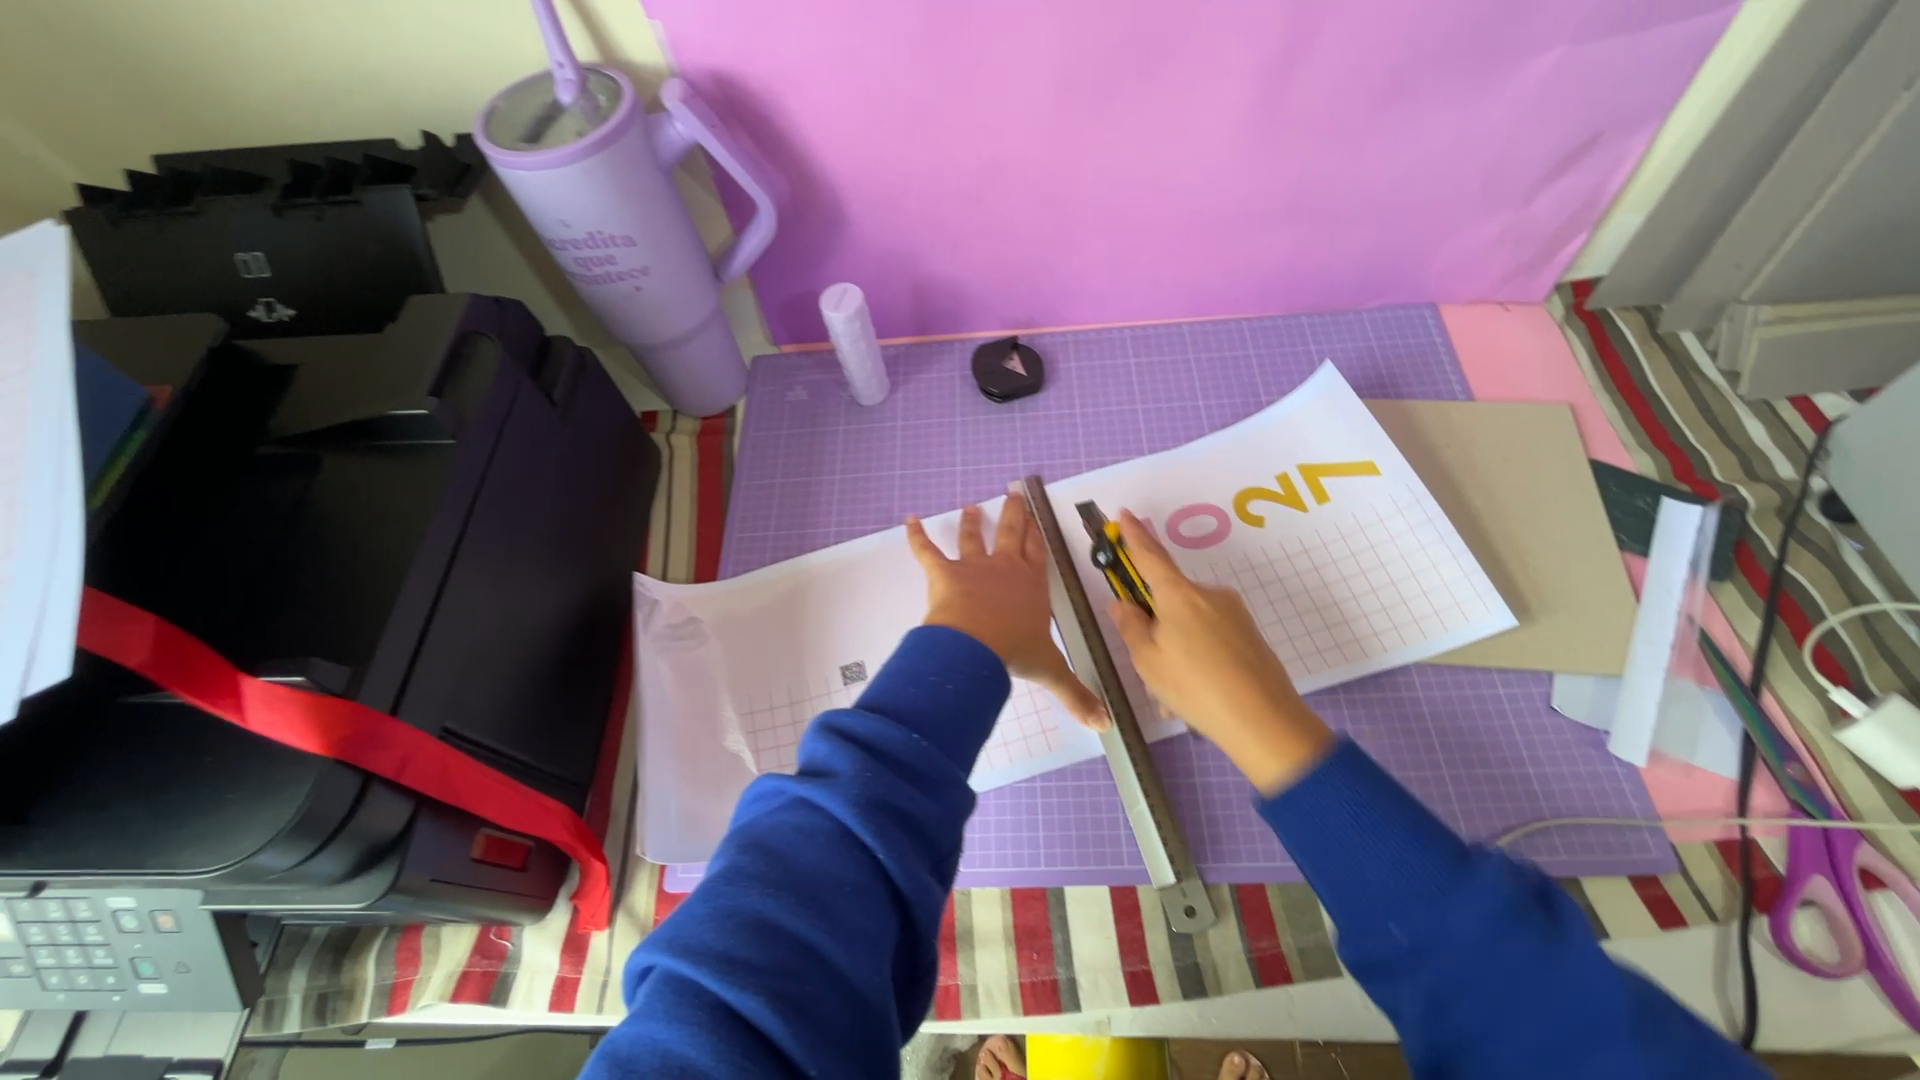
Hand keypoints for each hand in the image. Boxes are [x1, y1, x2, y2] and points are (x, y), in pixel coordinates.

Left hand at [905, 492, 1108, 730]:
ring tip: (971, 506)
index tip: (1038, 515)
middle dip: (1014, 513)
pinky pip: (927, 550)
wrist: (977, 645)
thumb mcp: (1050, 671)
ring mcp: (974, 567)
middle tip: (1014, 492)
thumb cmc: (1015, 653)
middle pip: (1012, 534)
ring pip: (974, 538)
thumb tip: (1104, 725)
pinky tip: (908, 520)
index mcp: (1033, 586)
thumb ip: (1076, 695)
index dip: (1038, 534)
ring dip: (973, 522)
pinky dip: (916, 535)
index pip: (1039, 554)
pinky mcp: (944, 573)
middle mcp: (1006, 569)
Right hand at [1107, 511, 1333, 793]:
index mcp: (1179, 594)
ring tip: (1173, 692)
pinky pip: (1210, 638)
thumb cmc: (1194, 686)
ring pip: (1189, 624)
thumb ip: (1130, 626)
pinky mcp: (1249, 634)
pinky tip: (1197, 692)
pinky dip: (1197, 659)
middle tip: (1149, 665)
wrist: (1263, 720)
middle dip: (1154, 625)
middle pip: (1169, 599)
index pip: (1150, 556)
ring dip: (1175, 649)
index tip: (1123, 515)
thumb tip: (1122, 603)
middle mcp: (1208, 594)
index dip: (1133, 536)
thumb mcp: (1147, 660)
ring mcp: (1233, 613)